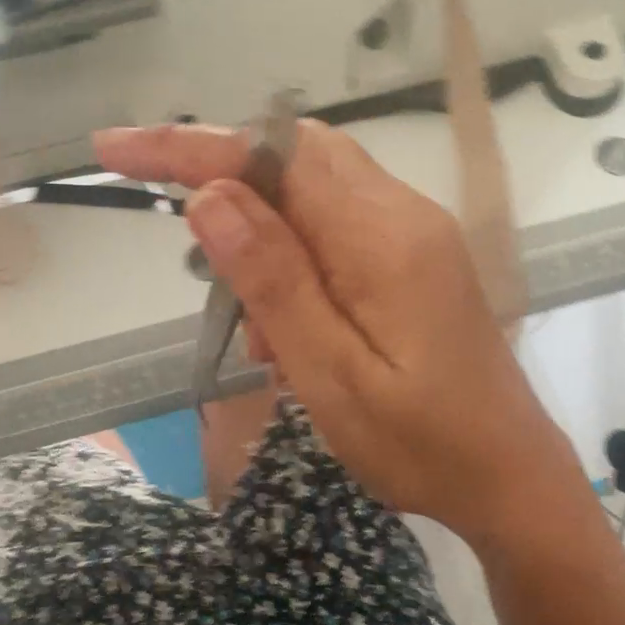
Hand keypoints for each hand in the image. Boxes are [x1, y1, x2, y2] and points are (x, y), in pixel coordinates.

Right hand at [96, 120, 581, 540]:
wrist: (511, 478)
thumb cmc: (422, 445)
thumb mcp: (332, 375)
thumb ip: (274, 282)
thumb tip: (210, 196)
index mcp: (383, 238)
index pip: (275, 157)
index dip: (190, 146)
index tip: (114, 151)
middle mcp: (405, 216)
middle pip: (300, 157)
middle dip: (228, 182)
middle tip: (188, 252)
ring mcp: (419, 237)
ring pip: (319, 194)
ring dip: (267, 237)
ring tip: (260, 333)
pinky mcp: (421, 264)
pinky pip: (344, 231)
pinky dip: (300, 261)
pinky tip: (295, 331)